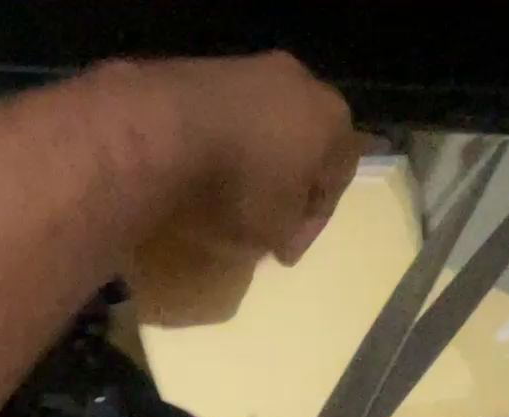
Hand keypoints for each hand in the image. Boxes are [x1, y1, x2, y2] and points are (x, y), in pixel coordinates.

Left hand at [113, 52, 360, 324]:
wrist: (171, 131)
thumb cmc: (239, 186)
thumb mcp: (271, 230)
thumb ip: (284, 231)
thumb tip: (278, 230)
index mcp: (334, 121)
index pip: (338, 177)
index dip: (311, 224)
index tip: (284, 255)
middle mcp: (303, 84)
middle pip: (303, 144)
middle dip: (284, 186)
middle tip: (263, 222)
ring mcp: (251, 70)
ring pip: (263, 127)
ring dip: (250, 163)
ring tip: (227, 199)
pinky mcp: (205, 70)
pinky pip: (222, 119)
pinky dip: (217, 146)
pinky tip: (198, 172)